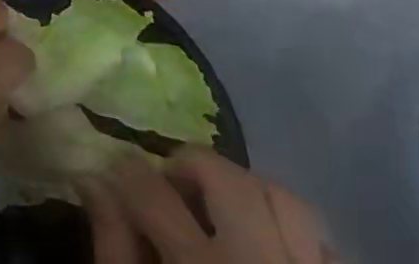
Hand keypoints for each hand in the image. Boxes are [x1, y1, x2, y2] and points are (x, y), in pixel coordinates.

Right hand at [82, 149, 335, 263]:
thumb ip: (114, 249)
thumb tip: (95, 184)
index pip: (150, 190)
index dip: (126, 171)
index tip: (119, 176)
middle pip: (224, 177)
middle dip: (187, 167)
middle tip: (170, 189)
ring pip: (283, 198)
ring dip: (244, 192)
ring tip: (221, 214)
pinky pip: (322, 243)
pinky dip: (288, 232)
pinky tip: (264, 250)